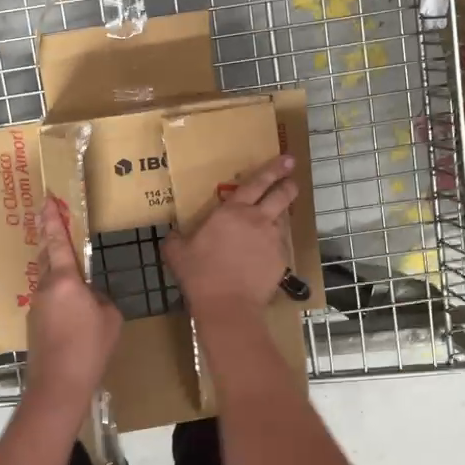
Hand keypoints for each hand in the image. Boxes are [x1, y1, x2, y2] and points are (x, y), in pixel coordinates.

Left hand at [25, 195, 121, 408]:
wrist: (59, 383)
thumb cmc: (90, 348)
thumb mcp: (110, 317)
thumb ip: (101, 298)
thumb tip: (91, 297)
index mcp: (65, 280)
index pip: (59, 241)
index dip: (53, 219)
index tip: (47, 200)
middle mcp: (45, 287)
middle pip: (48, 256)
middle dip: (52, 240)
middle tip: (56, 222)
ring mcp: (36, 305)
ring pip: (47, 280)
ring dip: (57, 271)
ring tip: (74, 274)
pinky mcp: (34, 323)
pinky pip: (48, 299)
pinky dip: (59, 296)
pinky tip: (74, 312)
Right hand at [165, 154, 298, 313]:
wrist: (228, 306)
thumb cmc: (200, 275)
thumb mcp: (177, 253)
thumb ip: (176, 238)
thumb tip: (173, 234)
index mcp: (232, 211)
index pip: (256, 183)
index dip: (272, 169)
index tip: (286, 159)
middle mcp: (257, 220)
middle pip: (281, 195)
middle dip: (288, 184)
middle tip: (291, 178)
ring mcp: (272, 240)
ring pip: (282, 219)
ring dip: (281, 214)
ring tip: (276, 216)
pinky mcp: (281, 260)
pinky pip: (280, 245)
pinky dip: (276, 243)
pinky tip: (268, 251)